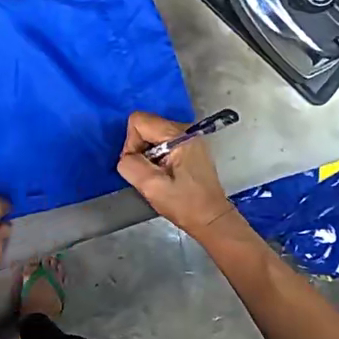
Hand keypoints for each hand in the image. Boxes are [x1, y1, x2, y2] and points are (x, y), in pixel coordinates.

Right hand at [117, 111, 243, 238]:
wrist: (212, 218)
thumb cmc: (185, 204)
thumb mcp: (152, 186)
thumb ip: (131, 165)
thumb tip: (126, 157)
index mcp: (179, 135)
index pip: (139, 120)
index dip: (131, 143)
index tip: (140, 166)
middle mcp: (186, 130)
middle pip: (147, 126)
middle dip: (140, 149)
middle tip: (150, 175)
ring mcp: (190, 138)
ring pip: (153, 136)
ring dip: (148, 156)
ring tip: (159, 177)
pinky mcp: (190, 148)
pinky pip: (163, 144)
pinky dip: (158, 158)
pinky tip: (166, 176)